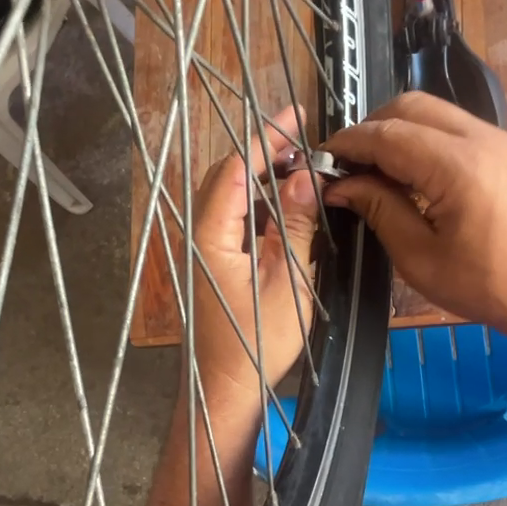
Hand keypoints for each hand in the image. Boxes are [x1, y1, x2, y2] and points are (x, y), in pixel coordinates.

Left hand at [187, 105, 321, 407]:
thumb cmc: (258, 344)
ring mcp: (205, 251)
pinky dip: (260, 208)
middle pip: (229, 178)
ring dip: (264, 181)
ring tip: (302, 171)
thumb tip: (306, 176)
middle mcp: (200, 236)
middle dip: (264, 154)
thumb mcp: (288, 282)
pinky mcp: (215, 266)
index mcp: (211, 236)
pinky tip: (287, 209)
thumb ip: (294, 225)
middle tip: (305, 145)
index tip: (295, 116)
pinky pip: (235, 223)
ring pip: (232, 199)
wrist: (227, 388)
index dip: (265, 138)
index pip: (236, 170)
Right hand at [321, 92, 506, 337]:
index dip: (348, 145)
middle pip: (409, 106)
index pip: (387, 134)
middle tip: (343, 165)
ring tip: (368, 170)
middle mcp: (478, 137)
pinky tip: (402, 173)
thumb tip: (340, 186)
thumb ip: (380, 210)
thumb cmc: (485, 285)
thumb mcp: (419, 257)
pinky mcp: (500, 151)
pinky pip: (448, 127)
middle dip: (369, 129)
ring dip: (393, 131)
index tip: (318, 161)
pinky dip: (417, 138)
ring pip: (430, 111)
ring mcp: (494, 139)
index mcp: (457, 165)